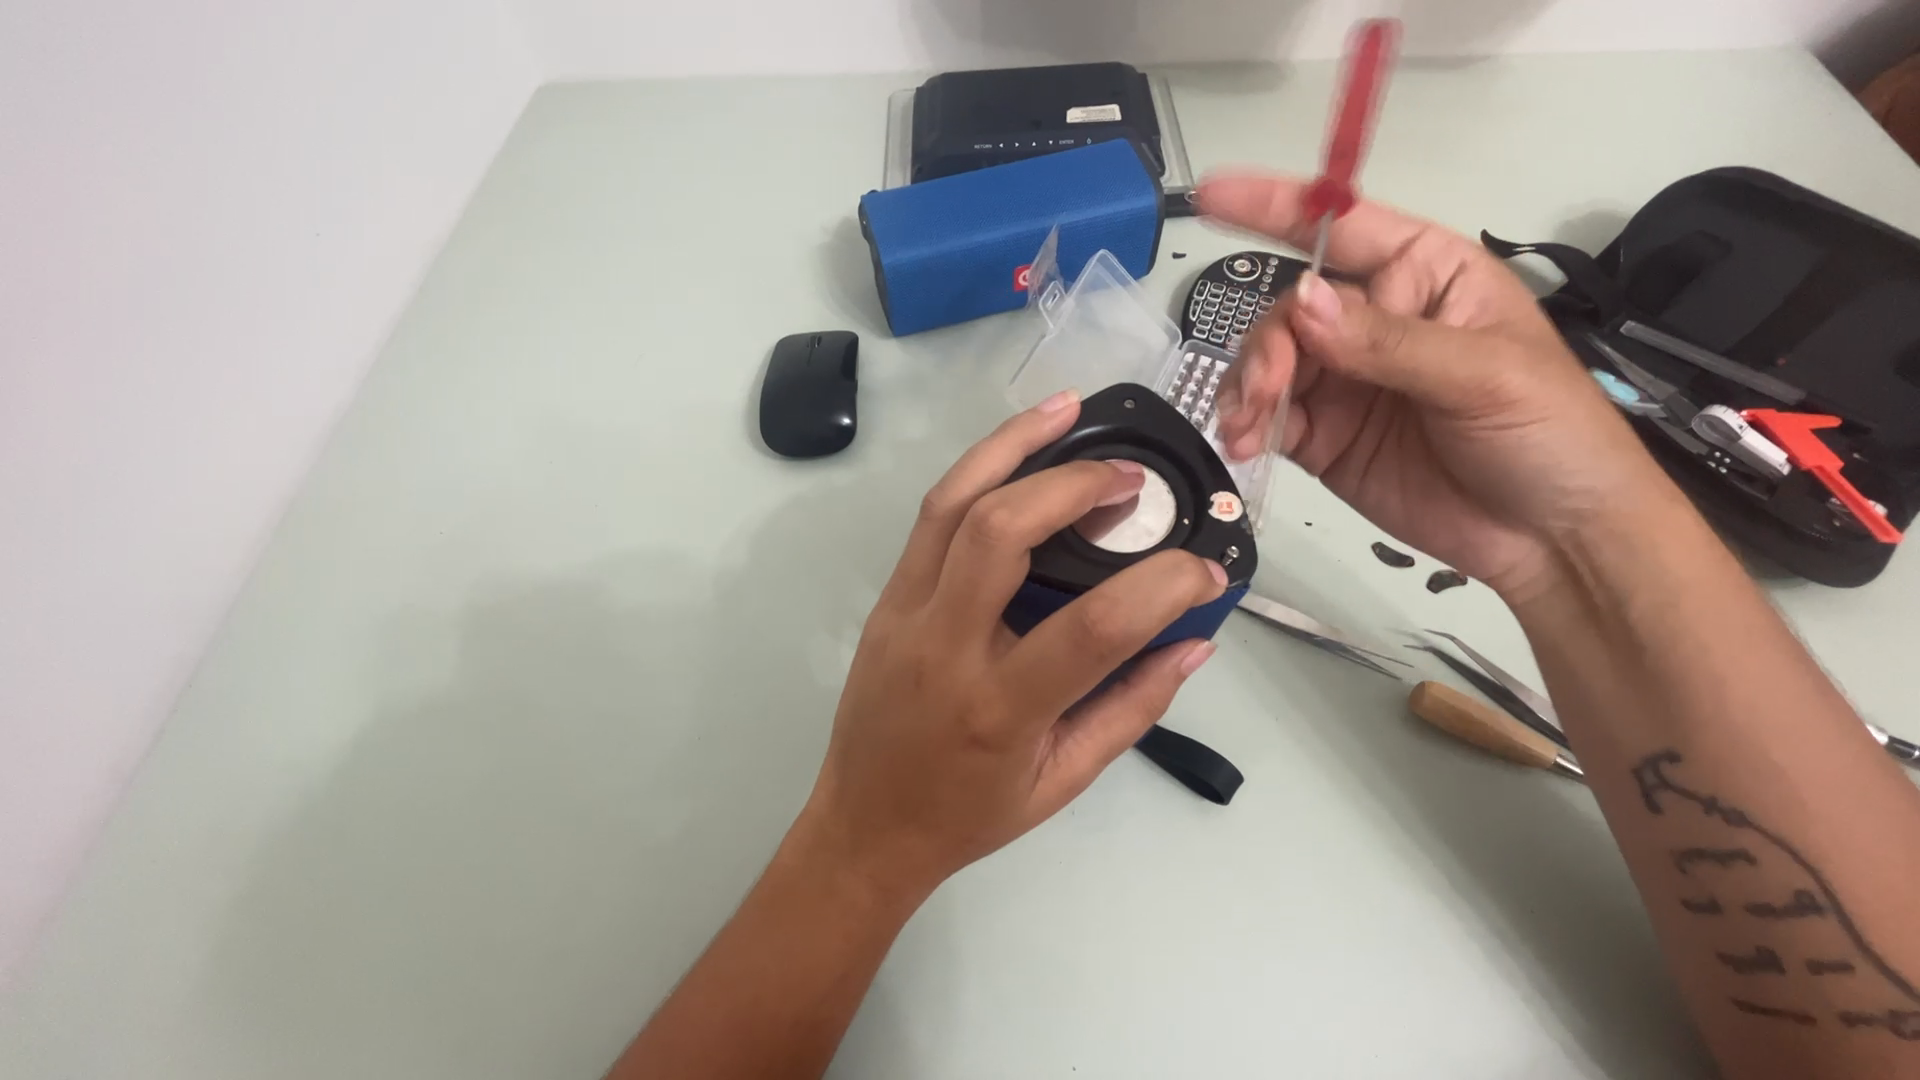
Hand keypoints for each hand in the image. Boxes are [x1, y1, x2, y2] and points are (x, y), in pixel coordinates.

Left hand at [798, 391, 1227, 897]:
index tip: (1205, 569)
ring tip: (1068, 410)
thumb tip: (1194, 642)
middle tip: (1131, 476)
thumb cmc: (970, 812)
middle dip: (1073, 486)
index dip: (1162, 588)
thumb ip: (1132, 709)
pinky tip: (1018, 449)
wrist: (865, 823)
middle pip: (1001, 533)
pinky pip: (932, 517)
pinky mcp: (886, 597)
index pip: (1092, 629)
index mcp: (999, 707)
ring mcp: (904, 613)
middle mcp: (945, 647)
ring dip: (1013, 446)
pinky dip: (978, 470)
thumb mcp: (1064, 781)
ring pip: (952, 504)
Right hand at [1199, 173, 1667, 599]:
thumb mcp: (1483, 374)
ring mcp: (1342, 381)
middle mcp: (1372, 321)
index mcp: (1423, 277)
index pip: (1341, 226)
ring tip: (1247, 429)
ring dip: (1246, 389)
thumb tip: (1301, 301)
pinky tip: (1245, 444)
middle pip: (1289, 310)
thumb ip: (1386, 341)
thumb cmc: (1549, 433)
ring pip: (1266, 364)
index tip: (1211, 195)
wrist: (1547, 536)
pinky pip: (1266, 417)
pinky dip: (1246, 426)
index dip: (1275, 206)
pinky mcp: (1320, 436)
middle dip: (1267, 346)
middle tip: (1266, 392)